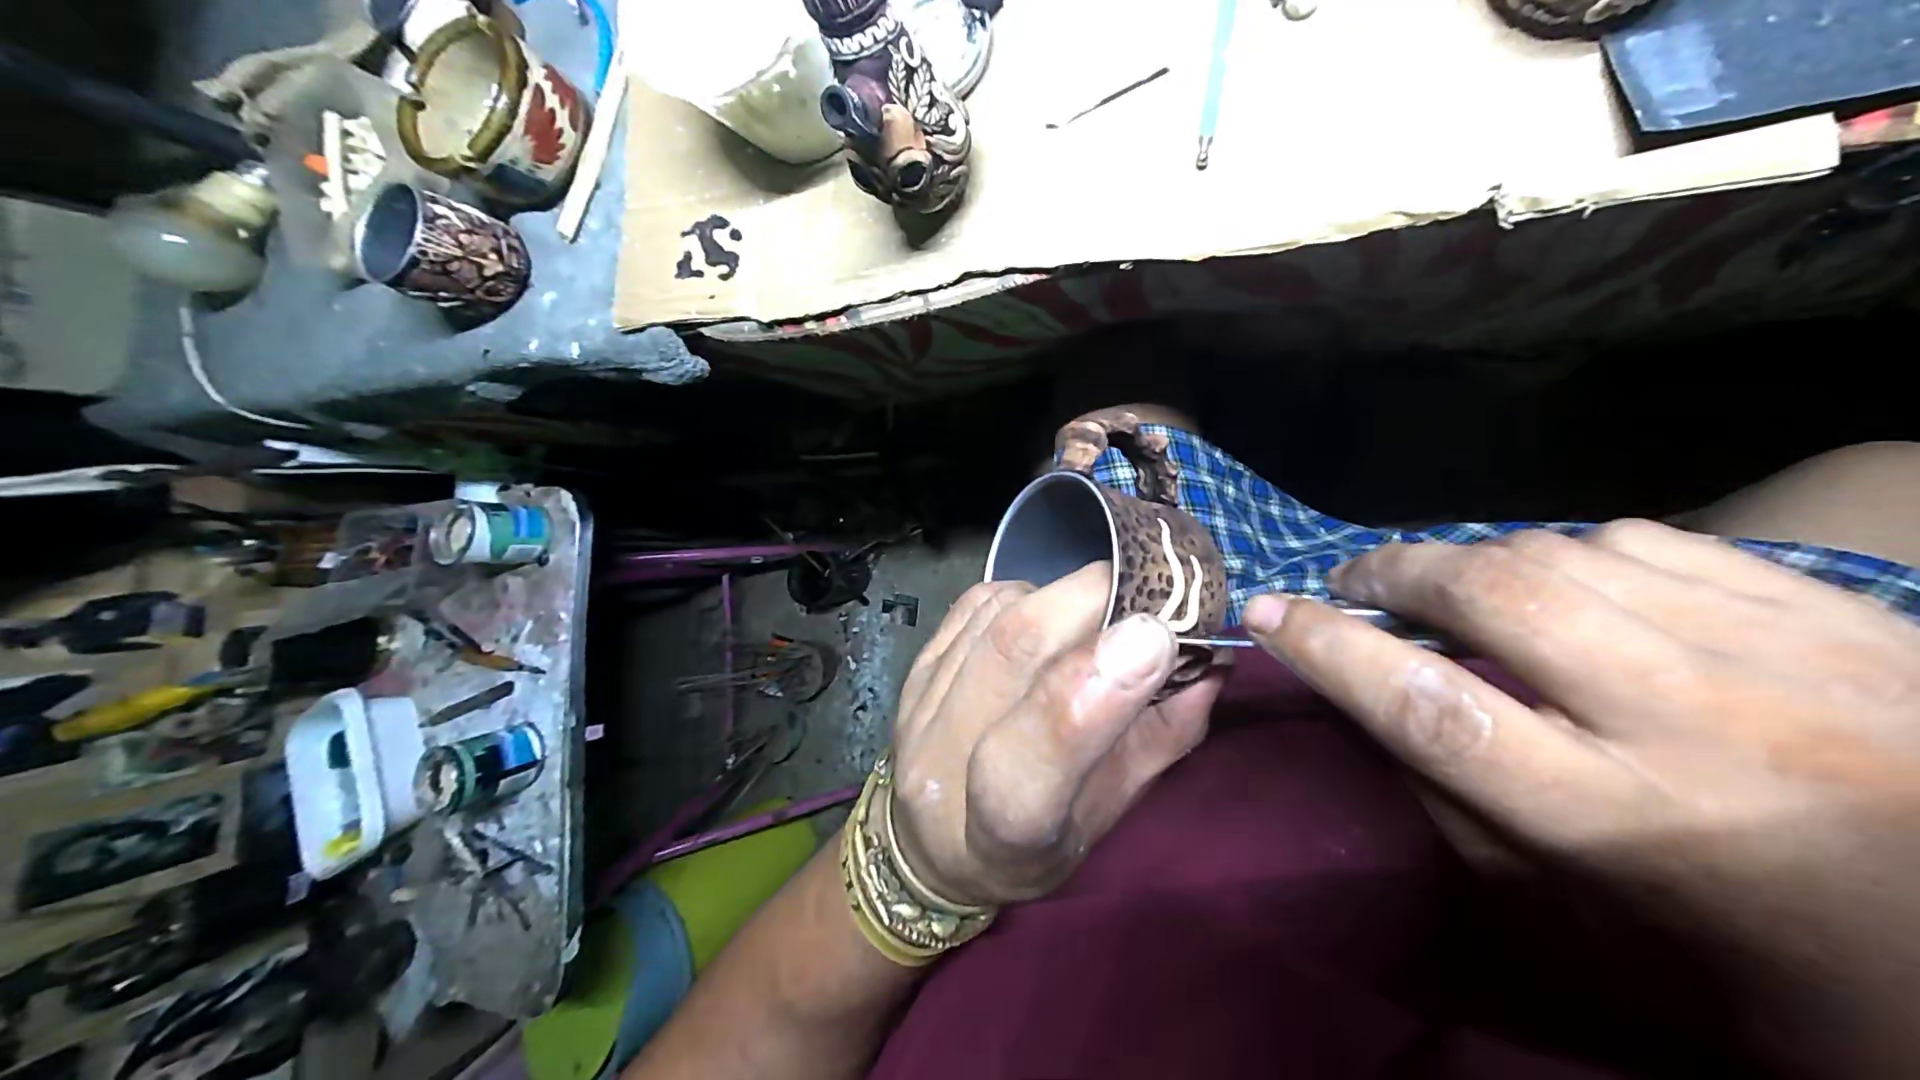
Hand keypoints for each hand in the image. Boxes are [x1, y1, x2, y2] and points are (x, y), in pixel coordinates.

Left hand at [889, 562, 1223, 904]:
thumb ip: (1158, 743)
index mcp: (999, 835)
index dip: (1085, 698)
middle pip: (1010, 653)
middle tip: (1152, 590)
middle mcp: (942, 760)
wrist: (928, 839)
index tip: (1153, 638)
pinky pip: (978, 600)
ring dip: (1064, 595)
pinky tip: (1048, 611)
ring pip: (998, 613)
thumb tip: (1210, 660)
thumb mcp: (1104, 817)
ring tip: (1104, 610)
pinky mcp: (917, 662)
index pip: (1024, 766)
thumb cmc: (1028, 845)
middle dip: (1092, 602)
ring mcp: (921, 702)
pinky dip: (1029, 591)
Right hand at [1244, 521, 1919, 1076]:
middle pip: (1497, 598)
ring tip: (1443, 581)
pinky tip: (1561, 579)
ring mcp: (1779, 652)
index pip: (1432, 707)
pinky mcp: (1835, 612)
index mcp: (1629, 824)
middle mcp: (1698, 721)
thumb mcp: (1597, 933)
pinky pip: (1646, 541)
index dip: (1328, 648)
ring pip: (1563, 552)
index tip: (1266, 612)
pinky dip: (1565, 550)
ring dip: (1468, 558)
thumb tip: (1378, 713)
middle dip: (1392, 574)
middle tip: (1350, 582)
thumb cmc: (1783, 978)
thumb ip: (1467, 814)